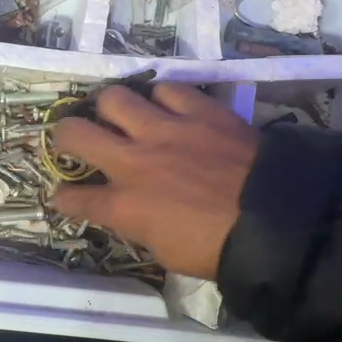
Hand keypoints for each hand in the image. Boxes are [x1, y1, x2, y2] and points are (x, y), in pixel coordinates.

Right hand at [48, 83, 260, 277]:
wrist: (277, 221)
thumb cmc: (218, 249)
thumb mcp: (165, 252)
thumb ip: (138, 225)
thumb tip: (131, 212)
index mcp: (123, 206)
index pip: (73, 197)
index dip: (63, 197)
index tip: (64, 196)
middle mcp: (132, 161)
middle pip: (75, 133)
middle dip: (65, 135)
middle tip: (75, 138)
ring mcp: (164, 130)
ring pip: (113, 98)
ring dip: (109, 107)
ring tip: (120, 114)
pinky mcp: (198, 110)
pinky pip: (165, 89)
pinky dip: (160, 98)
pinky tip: (165, 107)